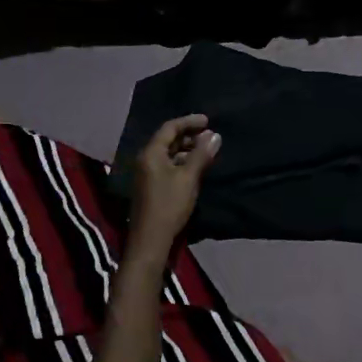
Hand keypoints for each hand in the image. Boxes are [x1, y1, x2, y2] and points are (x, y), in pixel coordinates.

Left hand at [129, 115, 220, 265]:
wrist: (150, 239)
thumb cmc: (169, 205)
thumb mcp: (188, 178)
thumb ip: (201, 155)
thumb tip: (215, 136)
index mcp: (151, 153)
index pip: (170, 128)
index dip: (189, 122)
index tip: (208, 121)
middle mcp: (145, 159)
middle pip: (167, 139)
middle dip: (189, 136)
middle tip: (210, 137)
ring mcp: (146, 173)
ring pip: (168, 154)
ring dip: (187, 150)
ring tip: (206, 152)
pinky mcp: (150, 185)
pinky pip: (167, 165)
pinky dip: (181, 162)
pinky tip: (195, 168)